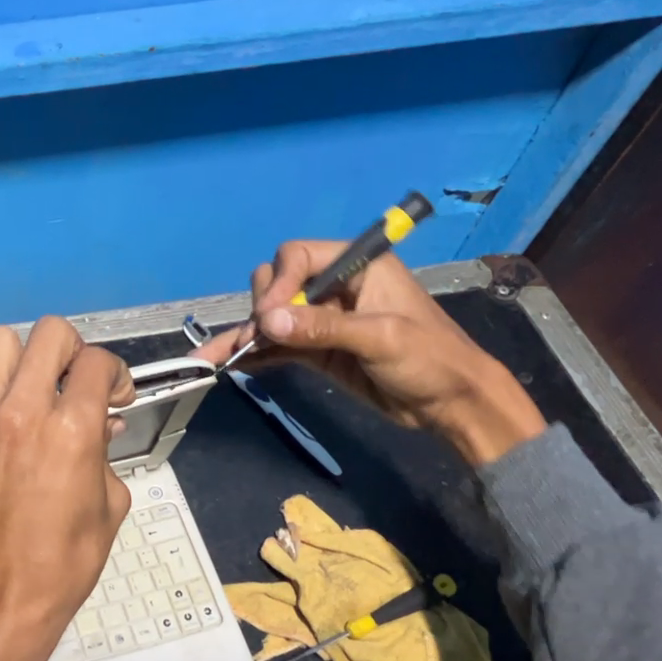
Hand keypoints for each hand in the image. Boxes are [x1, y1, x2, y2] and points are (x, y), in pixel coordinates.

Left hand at [0, 317, 136, 660]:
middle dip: (72, 351)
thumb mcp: (110, 503)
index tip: (113, 397)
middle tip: (74, 383)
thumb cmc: (65, 561)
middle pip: (50, 333)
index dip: (114, 374)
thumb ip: (105, 450)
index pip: (96, 361)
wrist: (0, 597)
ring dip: (23, 357)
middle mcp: (21, 411)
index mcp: (71, 431)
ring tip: (30, 388)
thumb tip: (99, 423)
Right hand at [191, 246, 545, 466]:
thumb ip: (322, 327)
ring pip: (272, 317)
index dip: (278, 283)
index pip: (298, 256)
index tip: (268, 318)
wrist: (451, 404)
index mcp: (357, 266)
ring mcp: (323, 320)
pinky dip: (256, 355)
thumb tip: (266, 321)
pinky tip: (230, 365)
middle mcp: (334, 287)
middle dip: (262, 307)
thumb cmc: (430, 358)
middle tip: (260, 337)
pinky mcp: (317, 351)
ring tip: (210, 359)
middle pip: (277, 282)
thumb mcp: (380, 337)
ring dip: (245, 336)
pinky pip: (278, 347)